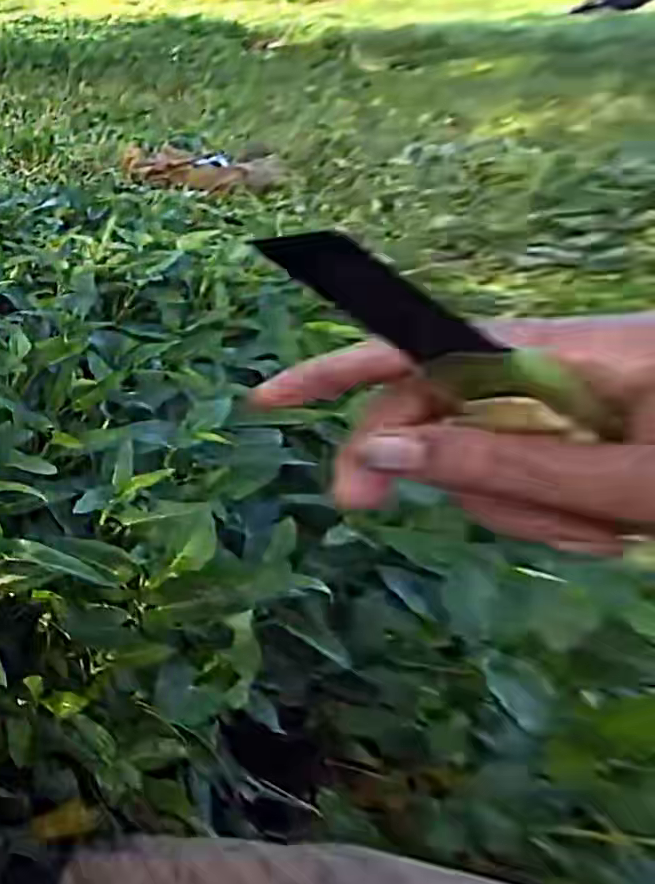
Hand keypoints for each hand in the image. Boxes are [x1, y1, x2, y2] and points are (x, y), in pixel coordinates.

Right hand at [248, 312, 654, 554]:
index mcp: (574, 353)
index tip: (266, 402)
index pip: (421, 350)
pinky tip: (602, 528)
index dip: (334, 371)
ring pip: (476, 450)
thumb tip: (371, 451)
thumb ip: (500, 463)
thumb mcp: (634, 482)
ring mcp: (581, 407)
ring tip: (593, 533)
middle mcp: (563, 370)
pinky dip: (541, 507)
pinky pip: (519, 471)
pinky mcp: (594, 441)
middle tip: (358, 506)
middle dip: (407, 462)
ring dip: (506, 500)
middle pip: (433, 408)